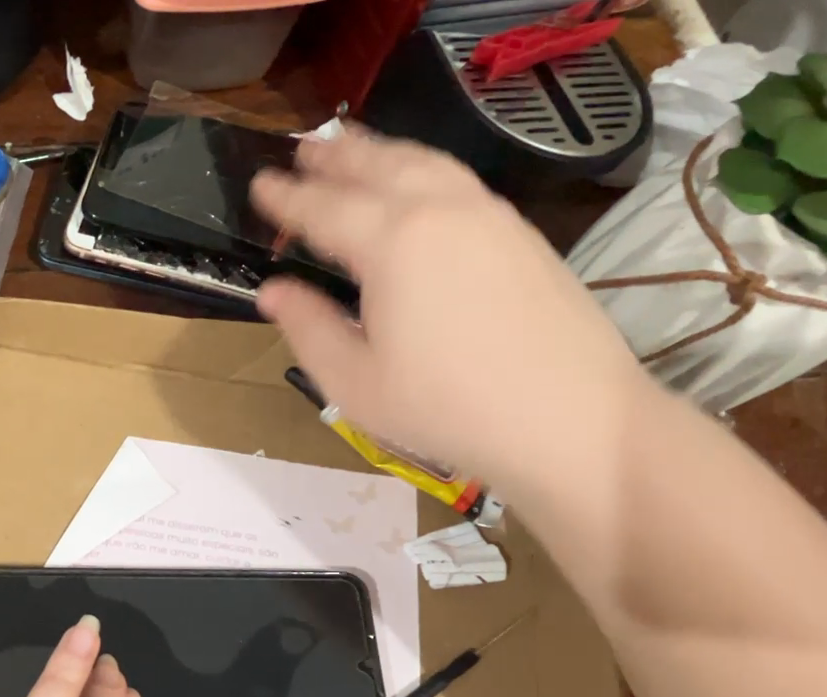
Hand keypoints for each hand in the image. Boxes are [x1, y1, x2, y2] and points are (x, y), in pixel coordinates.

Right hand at [250, 129, 651, 484]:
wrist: (568, 417)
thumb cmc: (444, 407)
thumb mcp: (353, 381)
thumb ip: (308, 328)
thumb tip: (275, 292)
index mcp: (393, 244)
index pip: (325, 208)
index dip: (287, 198)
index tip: (258, 183)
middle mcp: (442, 211)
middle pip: (380, 166)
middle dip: (336, 156)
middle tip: (302, 149)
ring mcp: (489, 216)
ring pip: (425, 164)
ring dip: (381, 152)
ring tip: (353, 148)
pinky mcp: (519, 234)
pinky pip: (456, 180)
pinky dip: (420, 168)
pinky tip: (413, 185)